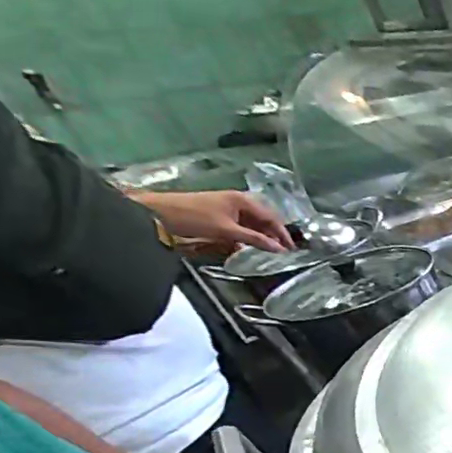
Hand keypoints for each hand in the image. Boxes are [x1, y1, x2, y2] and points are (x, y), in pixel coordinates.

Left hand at [139, 191, 294, 253]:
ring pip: (253, 224)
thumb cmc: (194, 217)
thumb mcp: (227, 230)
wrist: (159, 213)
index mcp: (242, 200)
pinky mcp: (220, 216)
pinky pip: (242, 227)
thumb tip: (280, 249)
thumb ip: (255, 239)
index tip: (292, 249)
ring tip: (271, 252)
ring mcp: (228, 208)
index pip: (271, 217)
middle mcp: (238, 202)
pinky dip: (249, 237)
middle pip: (264, 219)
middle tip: (284, 251)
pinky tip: (251, 246)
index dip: (283, 233)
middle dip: (275, 235)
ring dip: (262, 237)